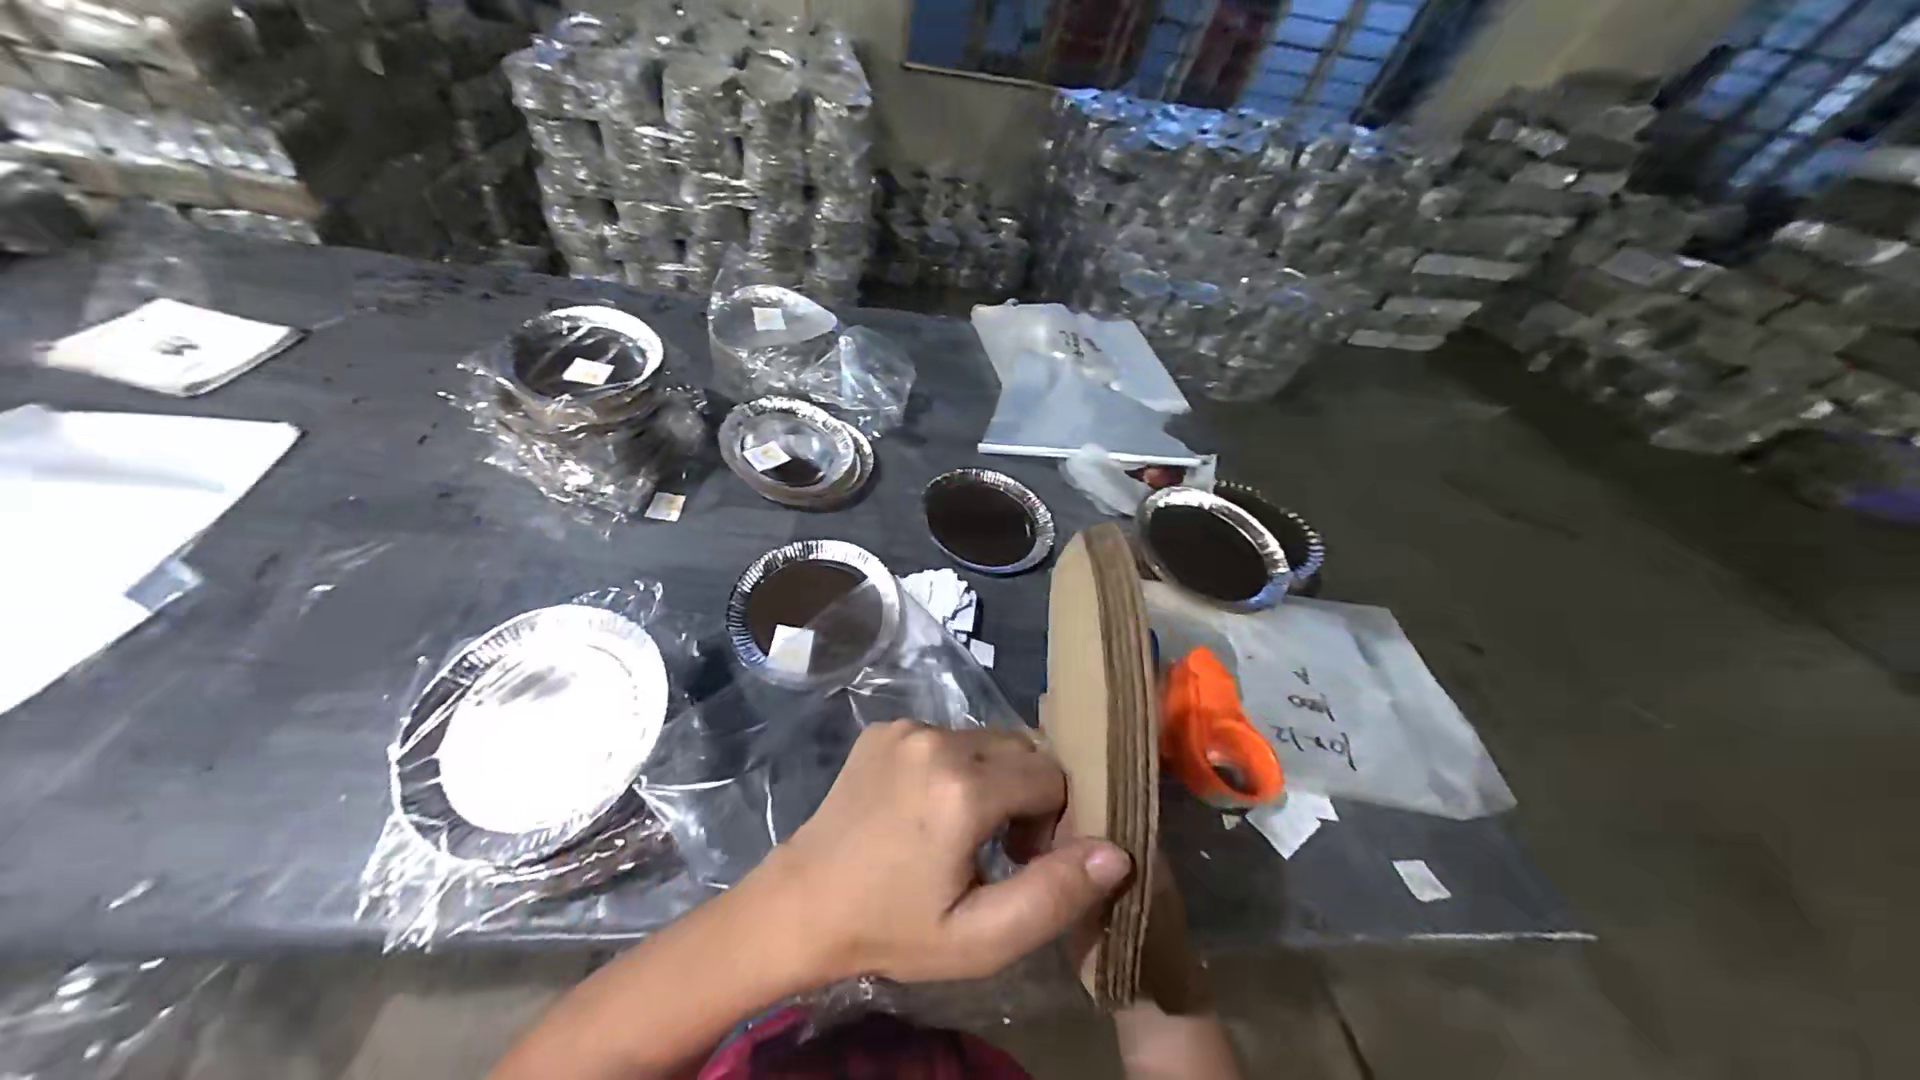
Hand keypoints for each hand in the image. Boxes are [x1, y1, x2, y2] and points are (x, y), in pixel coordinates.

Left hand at [751, 720, 1132, 983]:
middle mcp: (937, 739)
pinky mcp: (886, 726)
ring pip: (986, 740)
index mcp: (962, 787)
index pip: (1051, 777)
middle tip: (998, 846)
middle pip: (1021, 750)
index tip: (1022, 858)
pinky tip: (929, 805)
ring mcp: (907, 726)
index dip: (1051, 820)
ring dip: (993, 777)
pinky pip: (947, 736)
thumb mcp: (979, 937)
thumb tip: (1116, 851)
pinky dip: (956, 764)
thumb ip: (1054, 894)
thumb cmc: (893, 927)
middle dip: (1026, 793)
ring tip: (964, 827)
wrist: (803, 902)